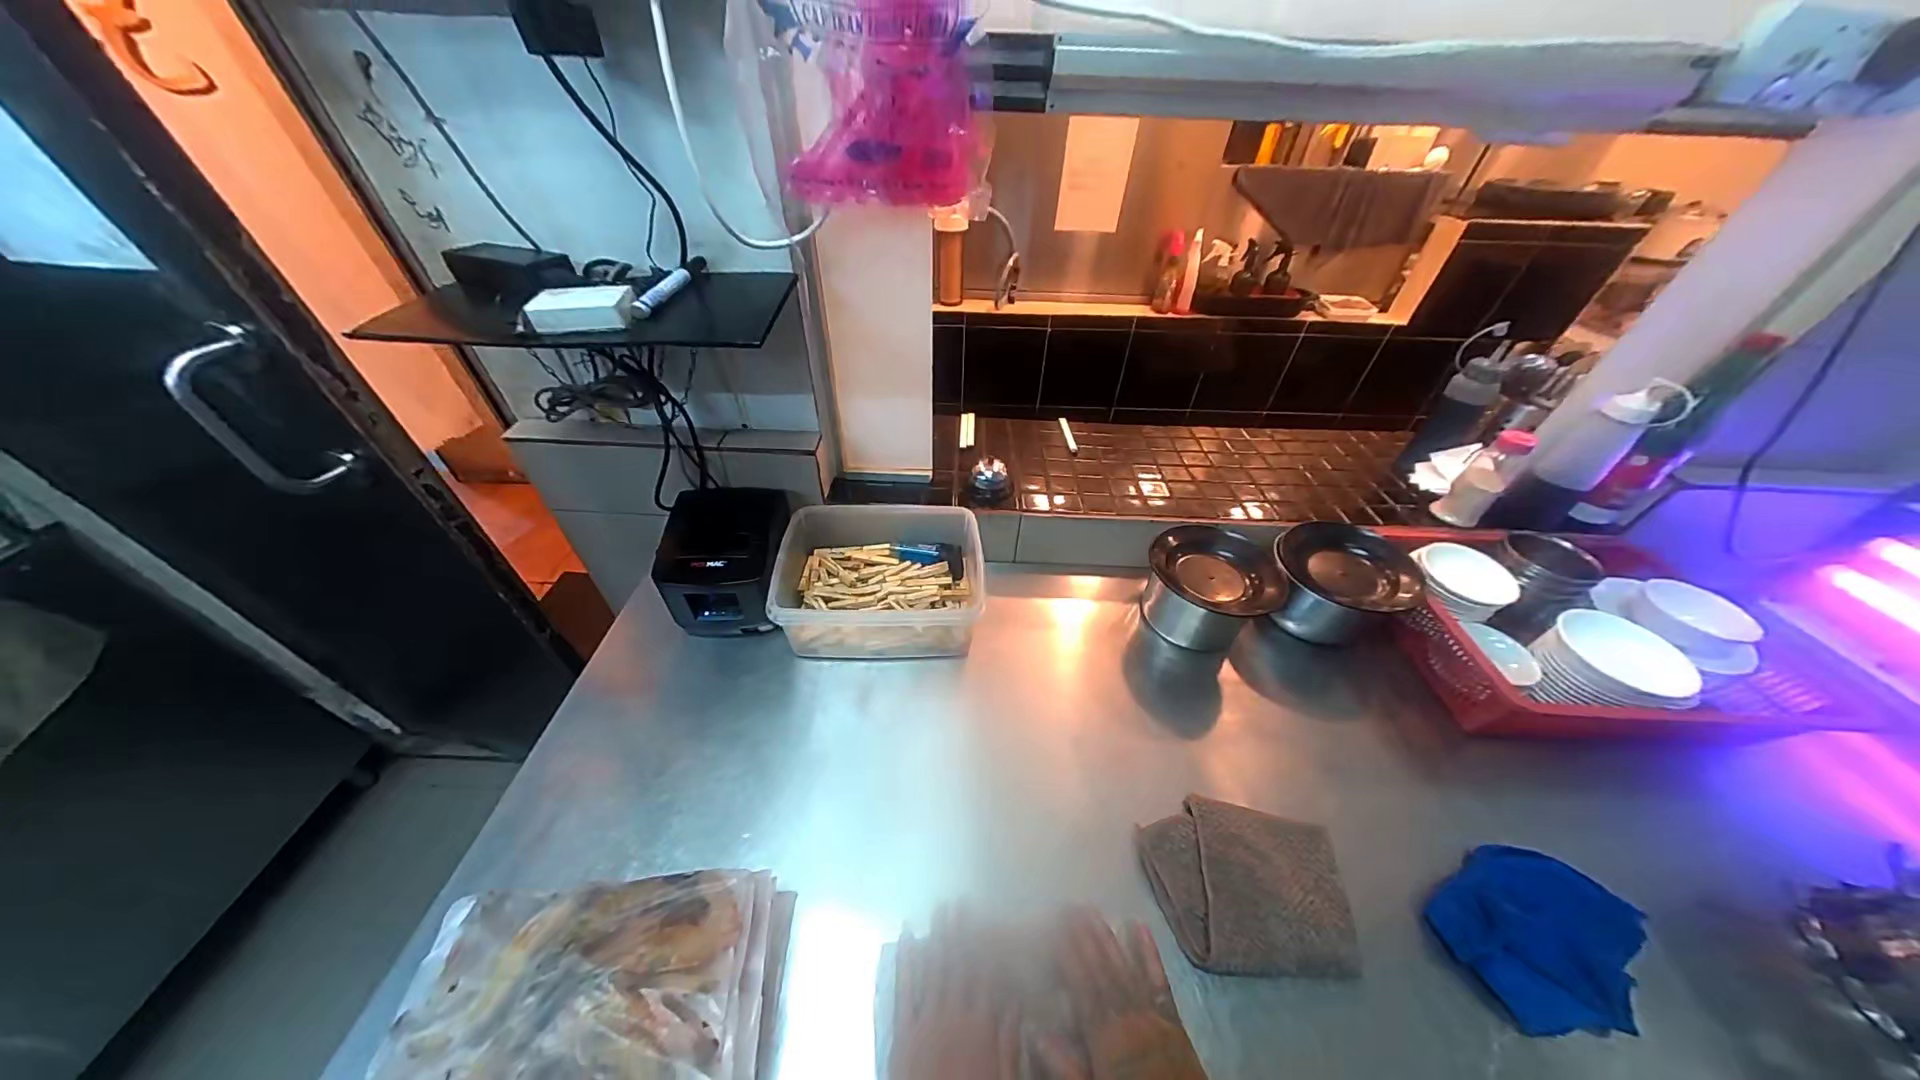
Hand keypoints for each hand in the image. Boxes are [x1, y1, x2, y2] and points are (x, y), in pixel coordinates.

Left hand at [889, 908, 1018, 1079]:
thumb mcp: (1002, 1075)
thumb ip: (1009, 1037)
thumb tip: (1018, 1000)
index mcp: (981, 1025)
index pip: (987, 975)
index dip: (987, 945)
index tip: (989, 917)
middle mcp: (954, 1014)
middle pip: (959, 964)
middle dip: (961, 930)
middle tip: (961, 899)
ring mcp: (926, 1019)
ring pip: (934, 968)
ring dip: (938, 935)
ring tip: (940, 907)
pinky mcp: (904, 1030)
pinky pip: (905, 989)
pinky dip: (906, 961)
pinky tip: (907, 936)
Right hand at [1050, 909, 1206, 1079]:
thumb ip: (1067, 1065)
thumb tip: (1037, 1032)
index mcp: (1107, 1039)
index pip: (1083, 989)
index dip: (1069, 957)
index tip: (1056, 929)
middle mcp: (1129, 1019)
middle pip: (1103, 973)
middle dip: (1086, 939)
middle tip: (1072, 907)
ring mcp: (1153, 1016)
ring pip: (1126, 970)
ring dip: (1109, 939)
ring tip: (1094, 912)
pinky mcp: (1173, 1020)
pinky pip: (1159, 982)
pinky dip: (1149, 953)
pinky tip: (1140, 927)